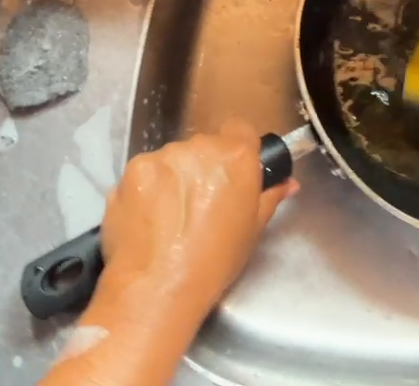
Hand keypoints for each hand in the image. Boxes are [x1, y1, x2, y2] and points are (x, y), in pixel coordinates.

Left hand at [97, 120, 297, 316]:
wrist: (156, 289)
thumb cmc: (214, 263)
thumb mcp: (252, 231)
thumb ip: (270, 196)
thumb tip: (287, 182)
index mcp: (235, 156)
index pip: (239, 129)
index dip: (237, 149)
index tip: (231, 173)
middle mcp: (199, 147)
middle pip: (204, 146)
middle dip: (203, 167)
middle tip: (201, 203)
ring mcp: (162, 156)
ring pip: (172, 159)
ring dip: (173, 178)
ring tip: (169, 216)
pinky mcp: (131, 170)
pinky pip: (144, 173)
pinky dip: (146, 189)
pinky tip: (146, 218)